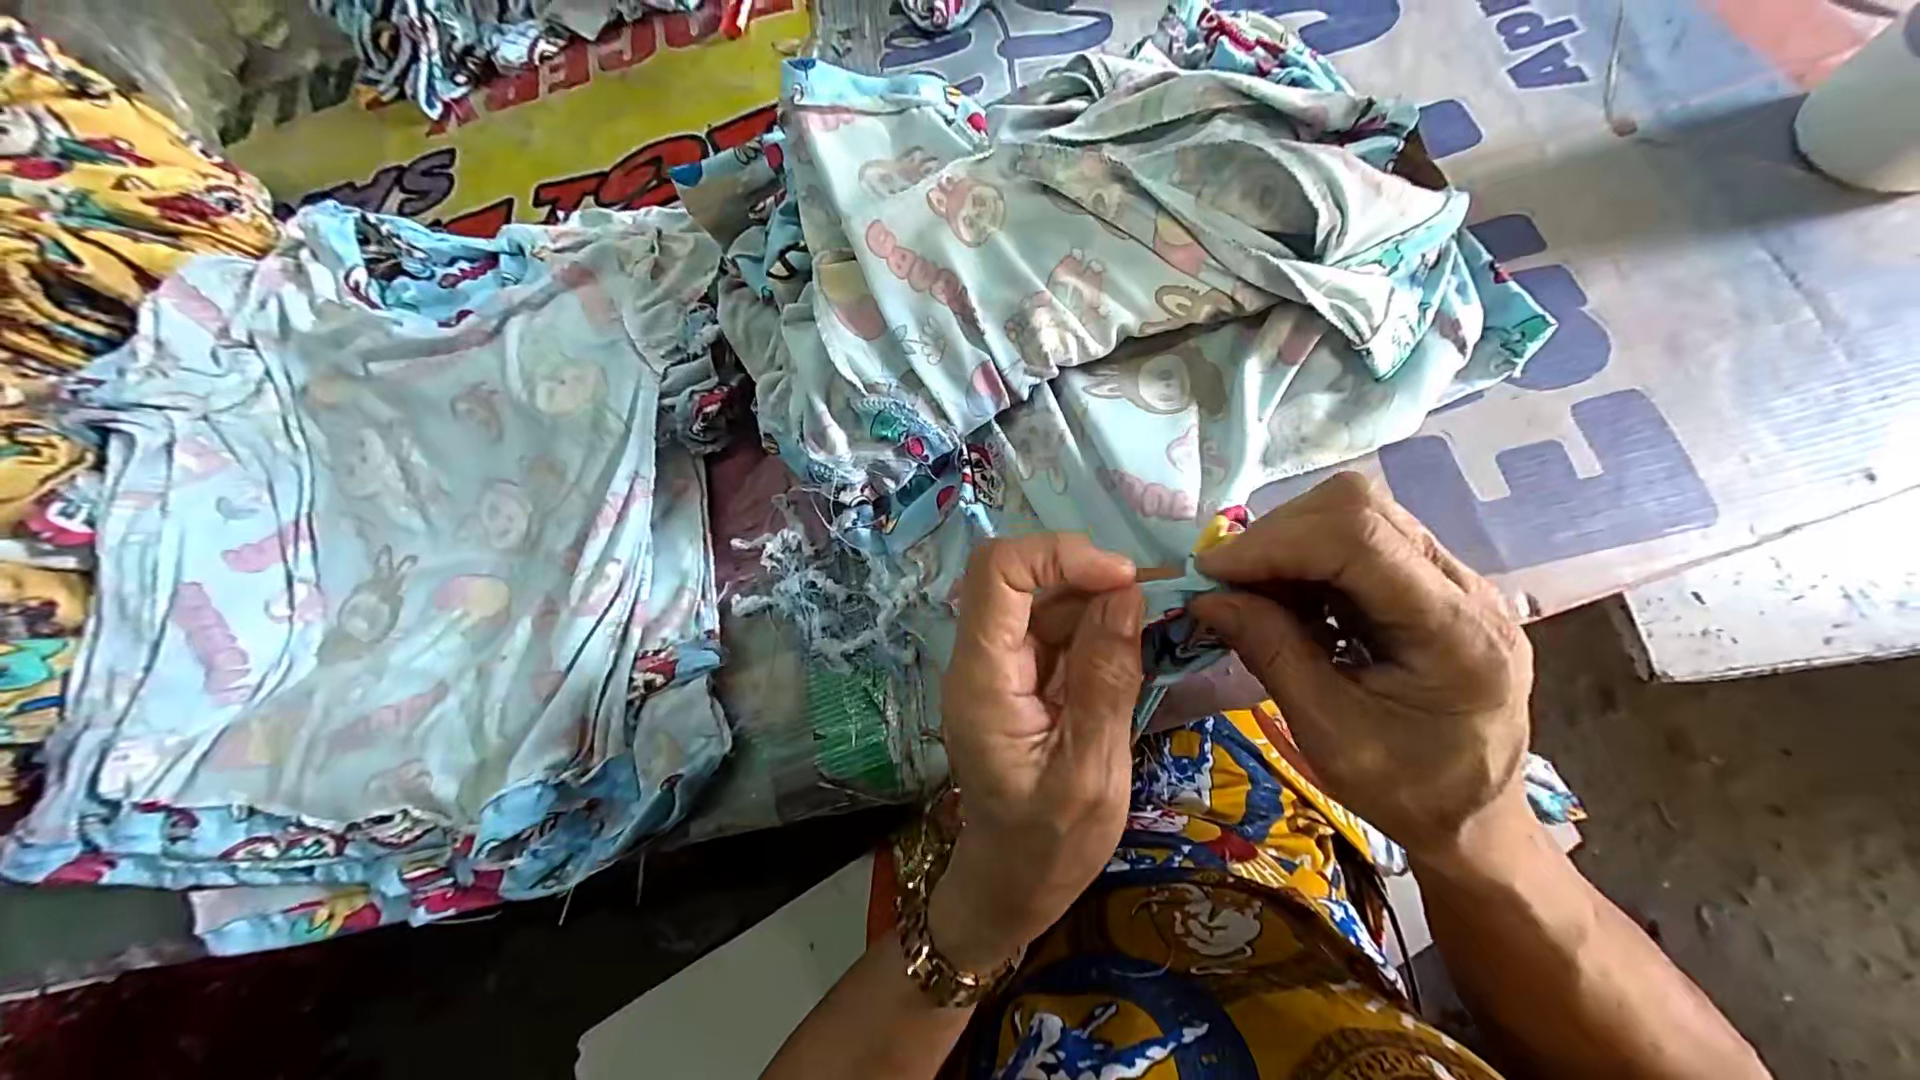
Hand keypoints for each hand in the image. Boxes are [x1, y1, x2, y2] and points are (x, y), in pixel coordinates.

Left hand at [931, 534, 1143, 971]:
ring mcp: (1000, 667)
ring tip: (1155, 619)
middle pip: (1022, 580)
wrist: (1012, 884)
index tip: (1123, 578)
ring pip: (1043, 601)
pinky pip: (1056, 631)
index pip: (996, 574)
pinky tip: (1133, 642)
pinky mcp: (1021, 677)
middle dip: (1088, 576)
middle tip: (1155, 598)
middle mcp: (981, 661)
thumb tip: (1125, 595)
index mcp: (982, 680)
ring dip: (1098, 601)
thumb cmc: (1047, 846)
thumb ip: (1106, 681)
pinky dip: (1096, 626)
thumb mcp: (1091, 772)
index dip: (1057, 555)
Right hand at [1187, 473, 1532, 862]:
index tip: (1211, 574)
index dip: (1273, 543)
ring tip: (1255, 593)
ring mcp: (1453, 579)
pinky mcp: (1431, 582)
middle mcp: (1465, 587)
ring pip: (1356, 511)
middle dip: (1276, 537)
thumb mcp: (1329, 732)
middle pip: (1358, 507)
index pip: (1359, 538)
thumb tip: (1206, 598)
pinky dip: (1304, 558)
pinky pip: (1358, 538)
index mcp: (1455, 632)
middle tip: (1229, 585)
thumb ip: (1270, 653)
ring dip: (1287, 543)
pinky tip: (1288, 599)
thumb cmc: (1407, 790)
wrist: (1475, 818)